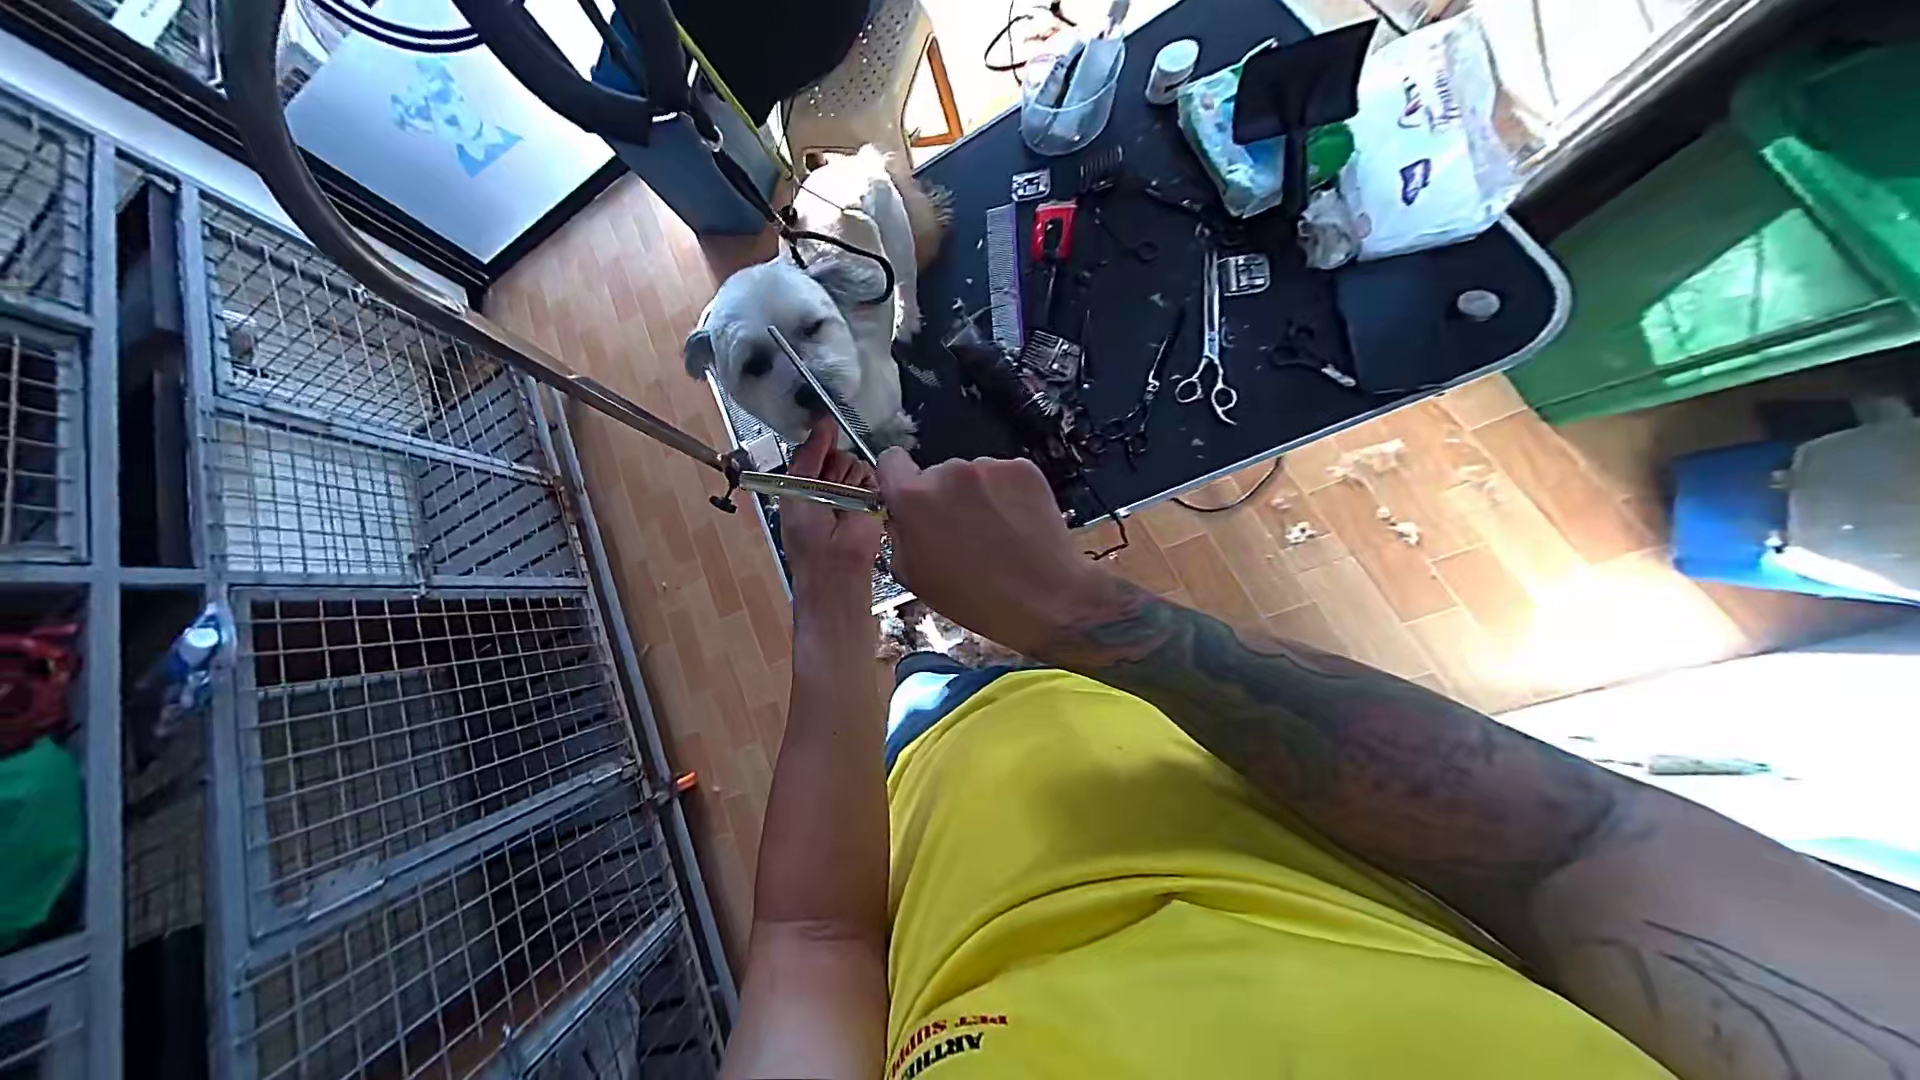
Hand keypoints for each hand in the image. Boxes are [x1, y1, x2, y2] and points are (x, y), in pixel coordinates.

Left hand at [782, 425, 883, 609]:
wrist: (835, 566)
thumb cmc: (808, 535)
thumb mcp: (798, 487)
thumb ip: (809, 454)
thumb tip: (823, 422)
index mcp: (807, 481)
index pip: (816, 449)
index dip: (820, 442)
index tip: (825, 432)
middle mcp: (830, 483)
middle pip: (836, 453)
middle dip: (831, 466)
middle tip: (826, 489)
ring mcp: (853, 490)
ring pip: (854, 462)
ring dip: (846, 479)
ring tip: (842, 501)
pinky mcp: (875, 497)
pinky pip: (872, 474)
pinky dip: (864, 485)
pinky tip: (857, 501)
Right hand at [876, 449, 1114, 655]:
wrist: (1046, 598)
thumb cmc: (980, 597)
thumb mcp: (916, 578)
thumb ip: (899, 537)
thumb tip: (901, 520)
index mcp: (914, 498)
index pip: (890, 461)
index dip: (897, 478)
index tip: (907, 492)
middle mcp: (949, 473)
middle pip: (937, 474)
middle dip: (944, 498)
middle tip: (960, 534)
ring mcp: (988, 468)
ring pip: (972, 476)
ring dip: (977, 497)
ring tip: (993, 536)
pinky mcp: (1022, 469)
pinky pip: (1003, 476)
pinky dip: (1007, 495)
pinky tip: (1014, 527)